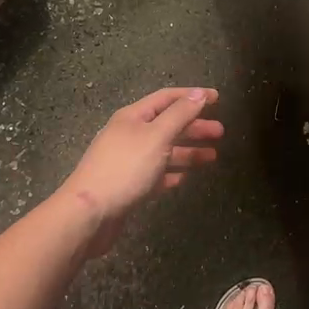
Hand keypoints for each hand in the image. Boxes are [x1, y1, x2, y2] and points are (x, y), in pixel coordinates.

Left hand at [58, 88, 222, 255]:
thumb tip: (198, 93)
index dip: (192, 96)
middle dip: (194, 127)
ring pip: (163, 151)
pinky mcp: (127, 186)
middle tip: (220, 132)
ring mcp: (127, 161)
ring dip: (188, 152)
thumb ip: (180, 114)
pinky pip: (154, 174)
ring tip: (212, 157)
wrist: (88, 214)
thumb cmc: (125, 169)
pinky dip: (171, 173)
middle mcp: (129, 135)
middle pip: (167, 125)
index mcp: (133, 117)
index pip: (167, 98)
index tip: (217, 99)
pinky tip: (184, 178)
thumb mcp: (157, 136)